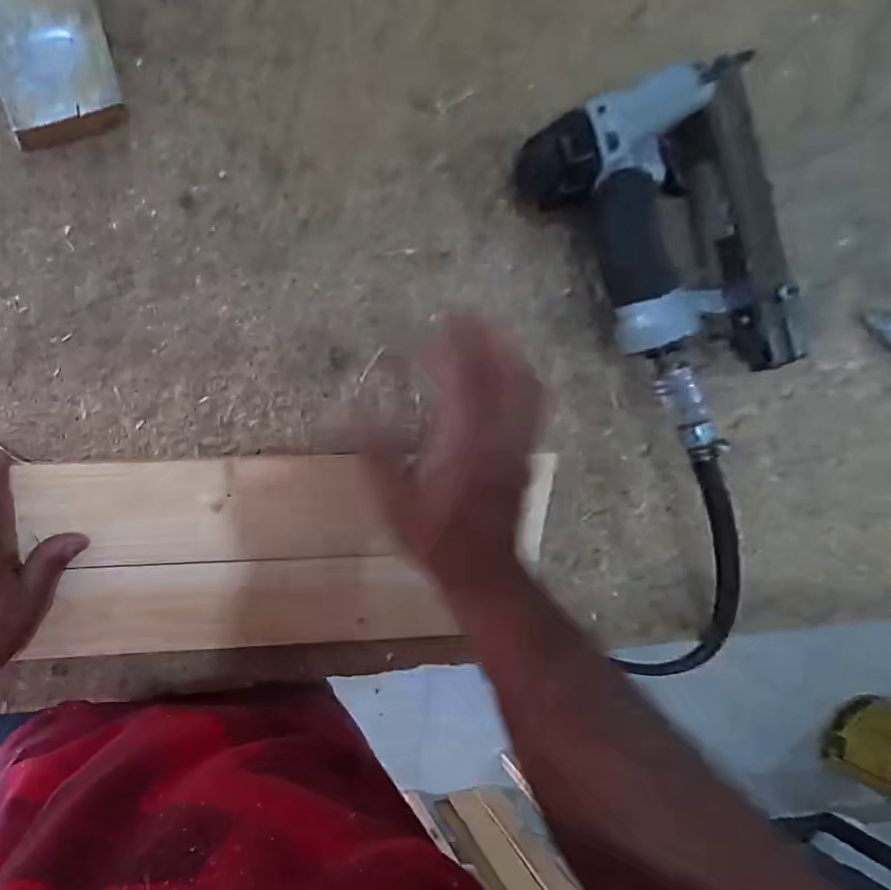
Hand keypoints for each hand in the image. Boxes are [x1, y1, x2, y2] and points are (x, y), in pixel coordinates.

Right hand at [361, 316, 545, 585]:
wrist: (482, 570)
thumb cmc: (434, 538)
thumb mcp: (394, 500)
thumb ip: (378, 452)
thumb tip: (357, 409)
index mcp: (463, 444)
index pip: (464, 381)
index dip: (454, 348)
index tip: (440, 325)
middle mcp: (497, 438)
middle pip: (502, 374)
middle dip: (485, 340)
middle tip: (465, 319)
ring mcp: (518, 446)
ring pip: (525, 387)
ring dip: (508, 356)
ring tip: (489, 338)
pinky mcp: (525, 456)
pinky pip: (533, 408)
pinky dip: (521, 381)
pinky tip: (508, 377)